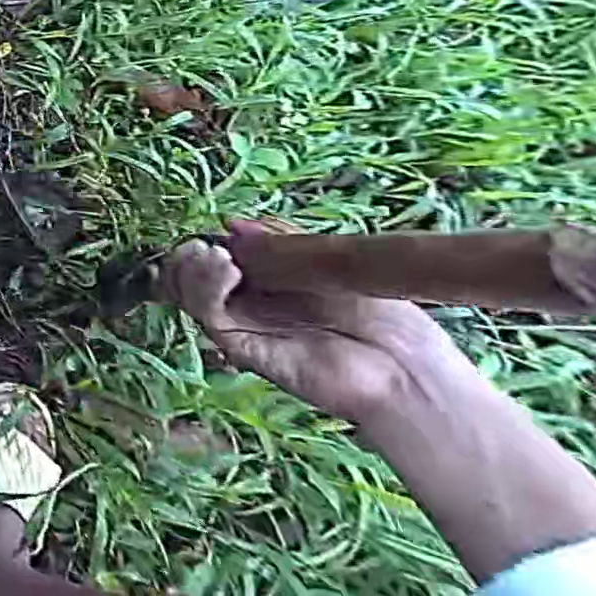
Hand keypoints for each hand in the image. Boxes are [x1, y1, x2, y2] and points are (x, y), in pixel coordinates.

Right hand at [164, 220, 475, 423]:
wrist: (411, 373)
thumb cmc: (385, 319)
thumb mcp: (331, 262)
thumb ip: (282, 242)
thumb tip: (230, 222)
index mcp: (262, 281)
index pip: (211, 255)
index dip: (205, 241)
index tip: (222, 231)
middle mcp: (243, 302)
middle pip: (186, 272)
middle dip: (188, 253)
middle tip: (207, 246)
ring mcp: (239, 324)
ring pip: (185, 290)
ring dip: (190, 267)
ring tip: (217, 257)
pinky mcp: (239, 346)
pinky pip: (206, 312)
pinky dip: (205, 286)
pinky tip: (226, 270)